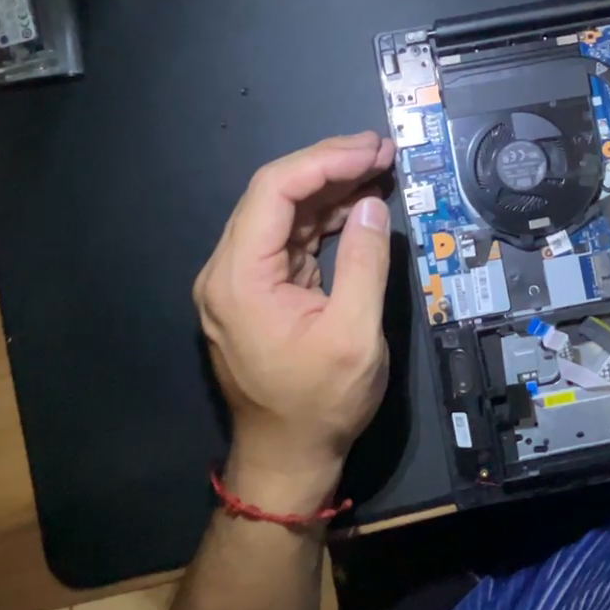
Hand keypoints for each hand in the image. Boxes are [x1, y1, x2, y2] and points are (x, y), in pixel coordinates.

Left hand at [194, 132, 395, 512]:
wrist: (286, 459)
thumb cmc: (318, 405)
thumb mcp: (354, 336)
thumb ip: (362, 262)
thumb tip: (370, 204)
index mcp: (239, 278)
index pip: (273, 191)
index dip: (324, 160)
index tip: (372, 150)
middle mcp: (228, 270)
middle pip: (273, 194)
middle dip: (329, 166)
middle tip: (382, 151)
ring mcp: (239, 280)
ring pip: (282, 212)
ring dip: (329, 189)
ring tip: (379, 169)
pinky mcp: (257, 290)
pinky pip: (288, 239)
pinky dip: (323, 218)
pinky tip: (358, 205)